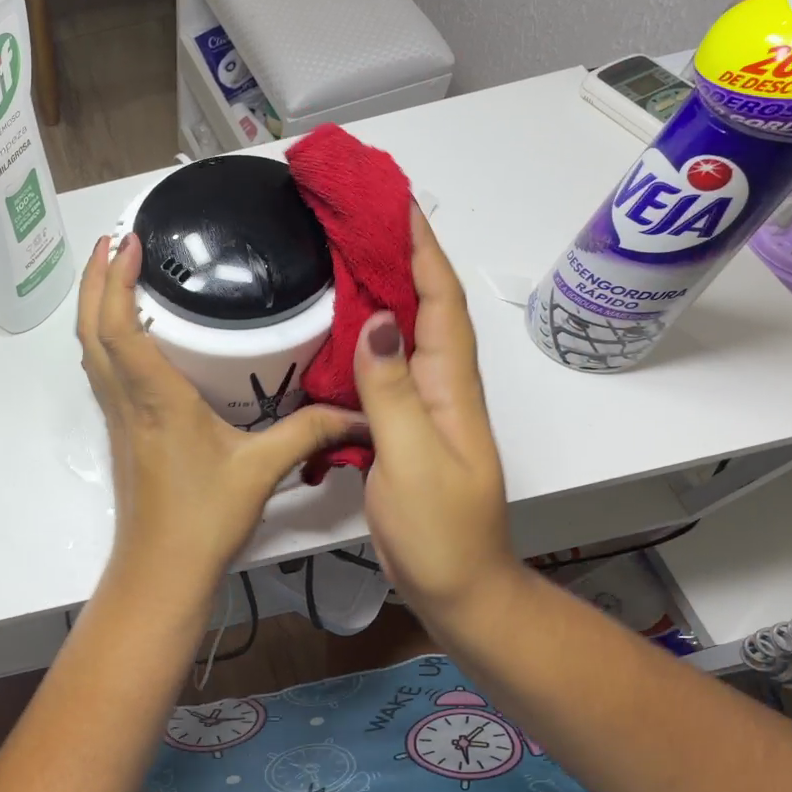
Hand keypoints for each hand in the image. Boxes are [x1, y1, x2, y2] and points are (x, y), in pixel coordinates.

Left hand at [78, 234, 363, 579]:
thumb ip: (308, 432)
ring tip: (114, 270)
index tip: (129, 240)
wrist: (159, 573)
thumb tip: (357, 413)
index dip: (116, 281)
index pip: (118, 329)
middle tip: (115, 239)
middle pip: (91, 331)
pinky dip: (104, 336)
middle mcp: (126, 401)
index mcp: (155, 400)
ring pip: (90, 350)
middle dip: (95, 280)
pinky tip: (127, 331)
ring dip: (93, 305)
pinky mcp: (120, 430)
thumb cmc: (203, 521)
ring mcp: (117, 416)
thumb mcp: (261, 471)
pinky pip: (101, 370)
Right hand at [351, 210, 518, 616]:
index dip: (421, 251)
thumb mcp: (415, 459)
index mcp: (450, 386)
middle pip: (424, 304)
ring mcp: (420, 404)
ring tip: (344, 251)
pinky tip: (335, 324)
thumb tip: (377, 318)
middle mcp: (439, 384)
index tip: (396, 204)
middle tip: (361, 214)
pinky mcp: (398, 423)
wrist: (456, 587)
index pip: (439, 302)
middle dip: (400, 254)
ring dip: (382, 285)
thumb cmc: (440, 529)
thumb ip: (393, 391)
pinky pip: (381, 362)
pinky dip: (363, 331)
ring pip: (402, 329)